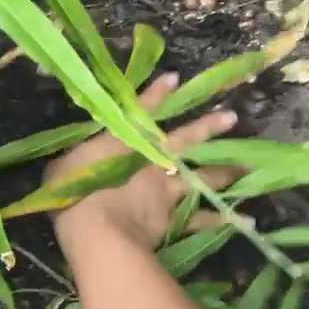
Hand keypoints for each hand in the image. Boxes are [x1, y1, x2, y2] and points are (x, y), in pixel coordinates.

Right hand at [47, 72, 240, 249]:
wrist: (98, 230)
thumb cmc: (71, 194)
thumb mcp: (61, 169)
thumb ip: (75, 160)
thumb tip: (76, 157)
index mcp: (119, 146)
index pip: (139, 115)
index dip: (155, 96)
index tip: (176, 78)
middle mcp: (149, 162)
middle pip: (182, 141)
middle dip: (205, 128)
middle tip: (231, 116)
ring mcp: (165, 190)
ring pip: (201, 177)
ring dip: (225, 171)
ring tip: (247, 165)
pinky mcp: (173, 217)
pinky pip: (203, 218)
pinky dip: (223, 218)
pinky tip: (245, 217)